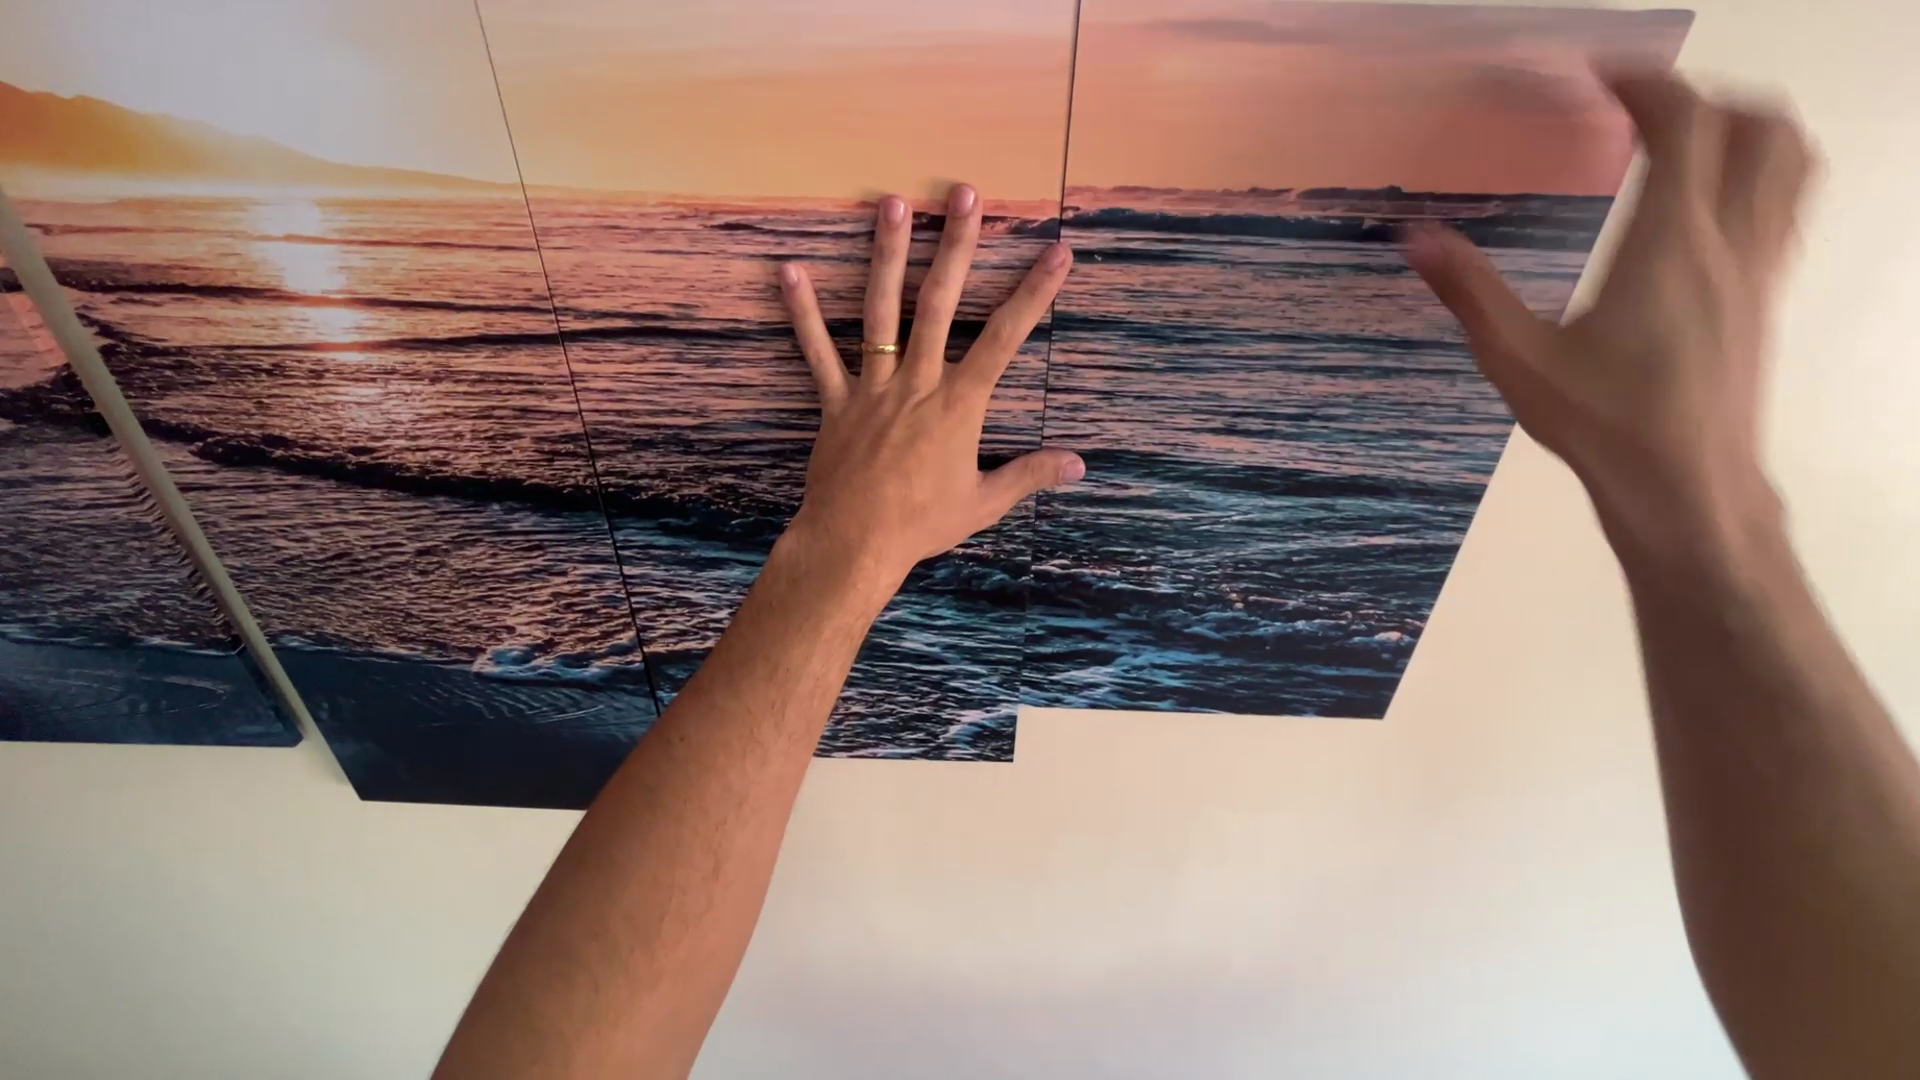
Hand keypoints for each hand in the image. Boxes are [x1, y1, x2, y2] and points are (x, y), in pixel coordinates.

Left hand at [775, 183, 1083, 591]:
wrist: (855, 543)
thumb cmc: (922, 524)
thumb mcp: (984, 503)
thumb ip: (1029, 476)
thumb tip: (1078, 465)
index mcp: (958, 406)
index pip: (1004, 340)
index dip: (1033, 294)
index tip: (1056, 252)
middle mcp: (917, 384)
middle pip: (940, 305)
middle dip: (956, 247)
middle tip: (964, 194)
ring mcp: (872, 389)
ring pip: (881, 313)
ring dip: (886, 256)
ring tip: (891, 204)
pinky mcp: (835, 402)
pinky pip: (817, 352)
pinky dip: (804, 313)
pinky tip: (790, 271)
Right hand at [1407, 72, 1814, 574]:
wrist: (1685, 482)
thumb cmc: (1598, 420)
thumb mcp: (1516, 357)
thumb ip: (1470, 291)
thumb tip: (1417, 235)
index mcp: (1669, 245)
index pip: (1684, 127)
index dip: (1647, 85)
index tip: (1602, 74)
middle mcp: (1732, 242)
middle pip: (1757, 127)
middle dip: (1704, 97)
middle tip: (1641, 107)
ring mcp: (1761, 269)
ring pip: (1790, 162)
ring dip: (1745, 128)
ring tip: (1685, 140)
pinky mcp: (1766, 298)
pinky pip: (1786, 205)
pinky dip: (1756, 175)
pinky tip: (1704, 209)